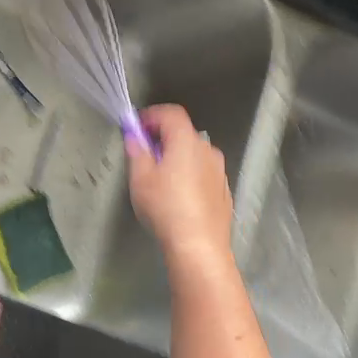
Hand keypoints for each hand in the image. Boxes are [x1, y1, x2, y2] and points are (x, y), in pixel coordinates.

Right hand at [126, 104, 233, 269]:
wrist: (198, 243)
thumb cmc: (165, 208)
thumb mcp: (140, 179)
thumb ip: (137, 152)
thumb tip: (135, 137)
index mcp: (186, 142)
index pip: (171, 114)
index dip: (152, 115)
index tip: (136, 127)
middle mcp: (207, 150)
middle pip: (183, 134)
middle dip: (162, 139)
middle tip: (143, 156)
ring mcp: (218, 171)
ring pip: (194, 155)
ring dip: (176, 158)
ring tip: (159, 180)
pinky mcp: (223, 190)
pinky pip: (202, 173)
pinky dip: (188, 175)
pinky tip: (177, 197)